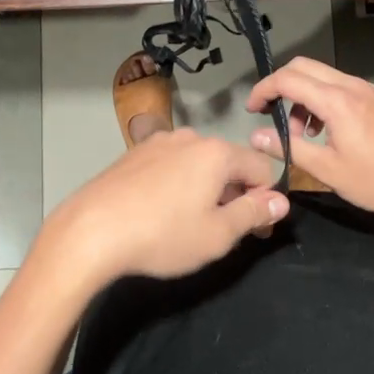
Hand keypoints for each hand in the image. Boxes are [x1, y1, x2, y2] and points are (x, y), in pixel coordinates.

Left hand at [43, 129, 290, 284]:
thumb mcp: (218, 235)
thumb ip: (253, 213)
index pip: (261, 168)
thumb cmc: (163, 235)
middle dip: (234, 195)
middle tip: (222, 233)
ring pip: (198, 164)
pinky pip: (170, 166)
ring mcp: (158, 142)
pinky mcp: (133, 154)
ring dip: (204, 190)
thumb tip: (280, 200)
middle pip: (228, 163)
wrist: (92, 230)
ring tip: (187, 226)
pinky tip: (159, 213)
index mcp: (216, 152)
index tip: (255, 231)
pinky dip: (176, 186)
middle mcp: (189, 138)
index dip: (265, 201)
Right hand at [247, 57, 373, 222]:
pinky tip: (325, 131)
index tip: (251, 109)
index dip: (263, 89)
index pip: (287, 78)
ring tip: (301, 135)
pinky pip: (338, 86)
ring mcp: (365, 89)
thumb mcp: (329, 170)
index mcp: (336, 101)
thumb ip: (290, 149)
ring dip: (302, 95)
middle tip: (270, 115)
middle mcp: (350, 85)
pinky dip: (320, 99)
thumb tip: (256, 136)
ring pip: (321, 75)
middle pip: (303, 66)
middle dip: (280, 86)